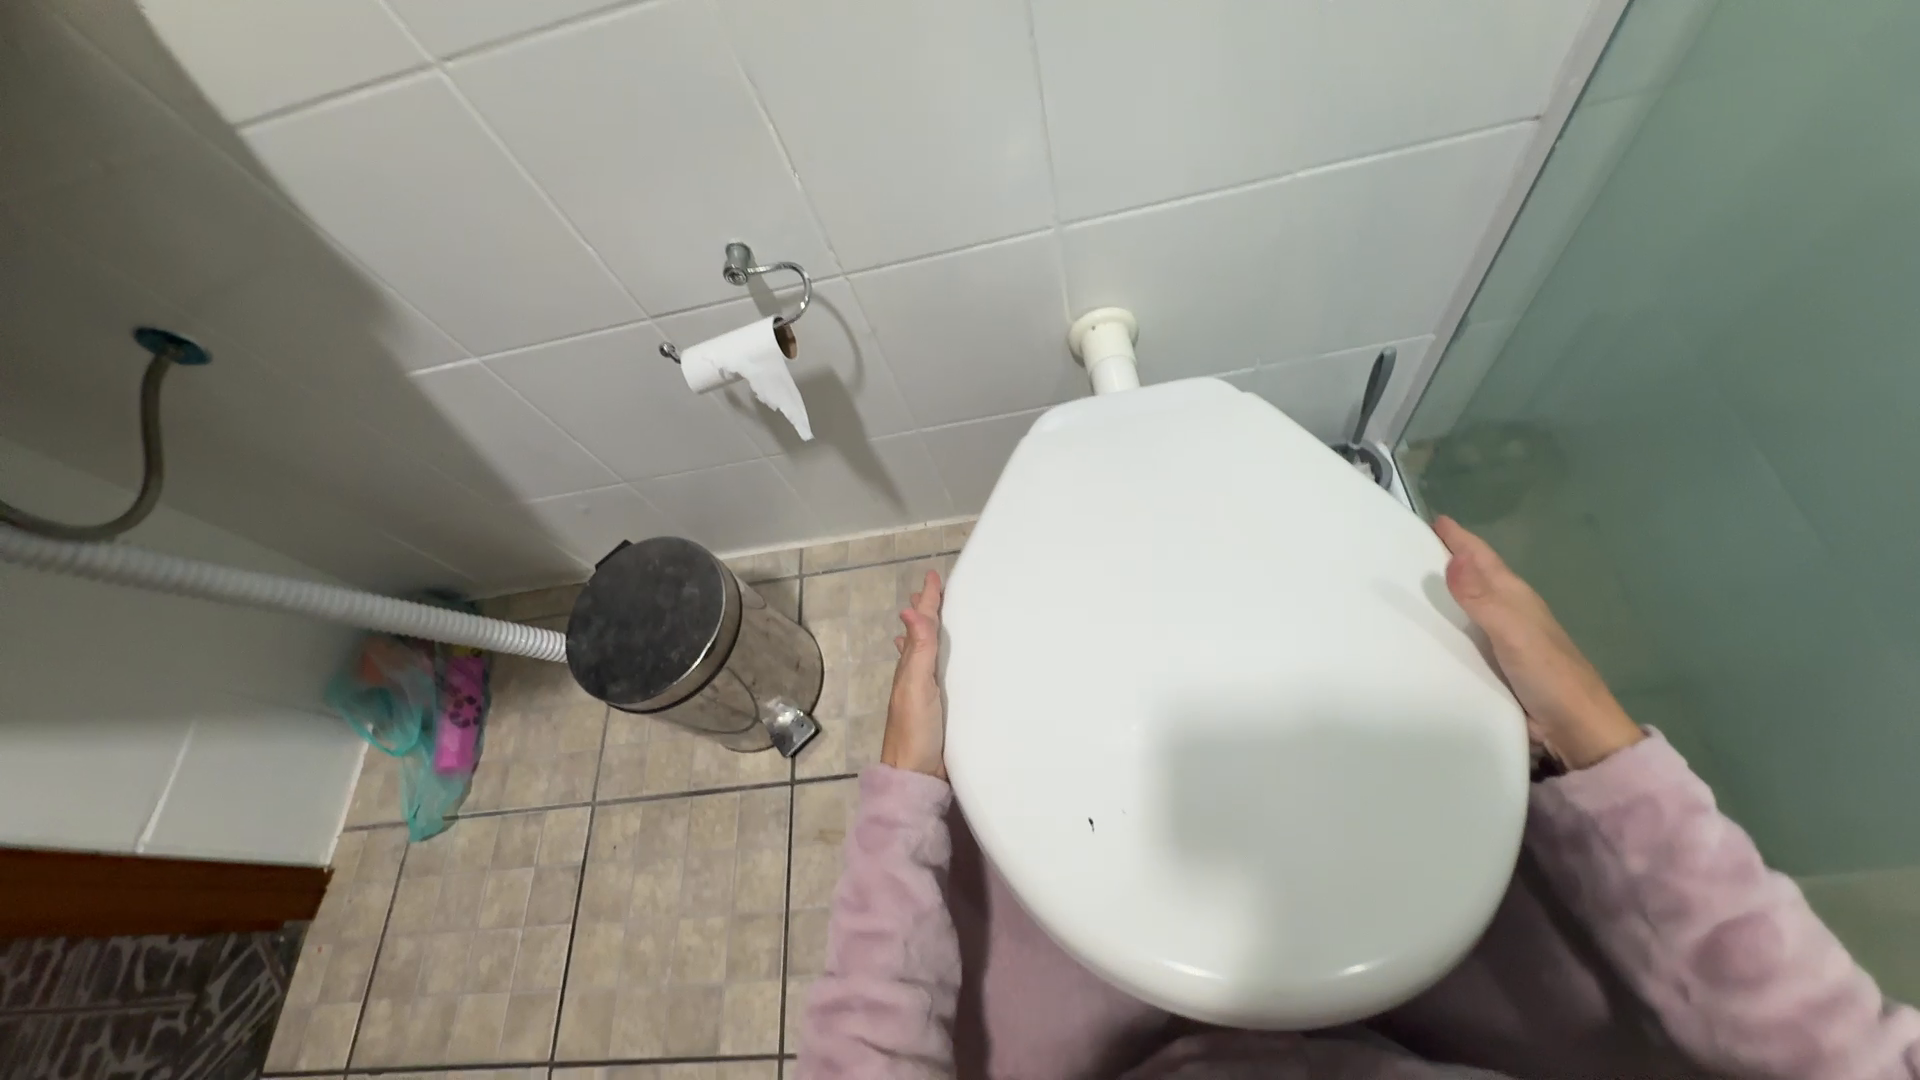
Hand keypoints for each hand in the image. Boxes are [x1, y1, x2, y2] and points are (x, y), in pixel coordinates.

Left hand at [881, 570, 946, 777]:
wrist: (916, 777)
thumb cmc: (915, 731)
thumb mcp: (916, 688)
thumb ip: (918, 652)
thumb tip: (910, 610)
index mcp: (910, 667)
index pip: (920, 626)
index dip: (927, 601)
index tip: (933, 576)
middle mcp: (914, 675)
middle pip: (921, 635)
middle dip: (925, 612)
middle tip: (929, 592)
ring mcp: (923, 692)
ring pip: (926, 653)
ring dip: (928, 633)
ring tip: (928, 618)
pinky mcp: (936, 708)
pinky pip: (935, 672)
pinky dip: (935, 658)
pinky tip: (934, 664)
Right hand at [1434, 516, 1644, 769]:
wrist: (1577, 732)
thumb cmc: (1552, 678)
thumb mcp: (1516, 634)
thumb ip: (1483, 599)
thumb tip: (1452, 560)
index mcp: (1515, 599)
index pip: (1483, 559)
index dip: (1461, 539)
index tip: (1435, 519)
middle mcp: (1507, 614)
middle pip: (1473, 578)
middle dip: (1446, 559)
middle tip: (1409, 547)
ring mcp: (1500, 641)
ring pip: (1465, 607)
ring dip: (1441, 593)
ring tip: (1408, 586)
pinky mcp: (1491, 666)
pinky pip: (1459, 636)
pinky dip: (1441, 627)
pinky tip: (1422, 633)